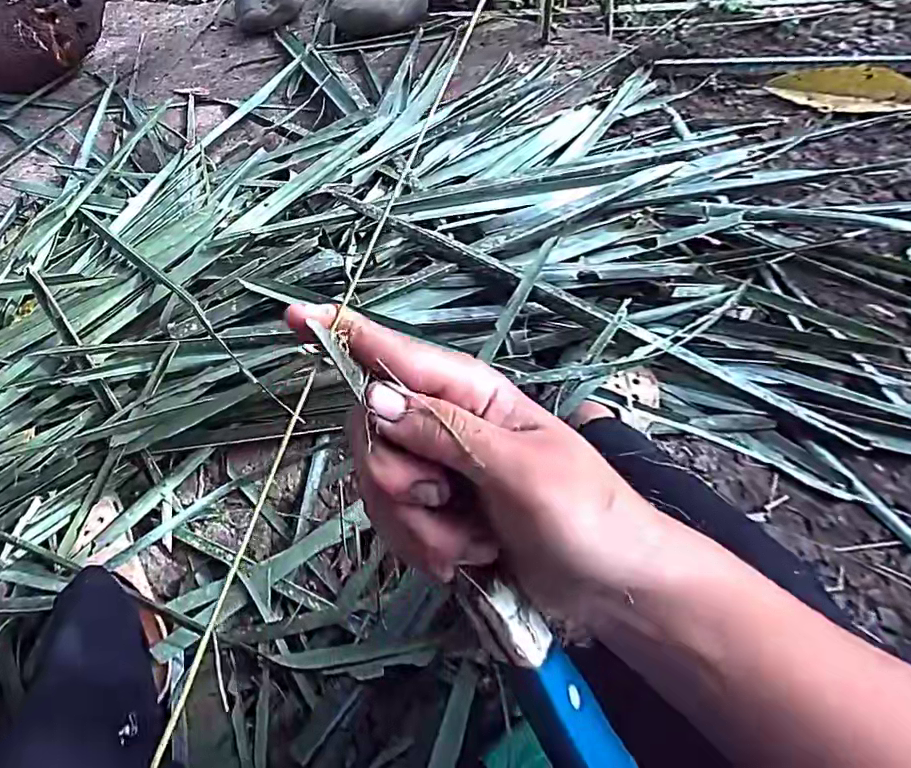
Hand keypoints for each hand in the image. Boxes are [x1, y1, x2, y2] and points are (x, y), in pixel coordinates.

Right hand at [286, 303, 682, 622]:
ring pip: (373, 479)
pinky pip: (387, 519)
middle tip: (447, 501)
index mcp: (466, 390)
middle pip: (368, 427)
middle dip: (398, 478)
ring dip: (417, 525)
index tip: (294, 316)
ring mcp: (430, 463)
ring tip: (473, 539)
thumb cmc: (590, 517)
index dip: (340, 331)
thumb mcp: (524, 469)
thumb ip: (446, 431)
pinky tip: (465, 556)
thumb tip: (374, 398)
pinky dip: (421, 547)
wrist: (616, 594)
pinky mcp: (426, 508)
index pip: (392, 352)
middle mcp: (437, 418)